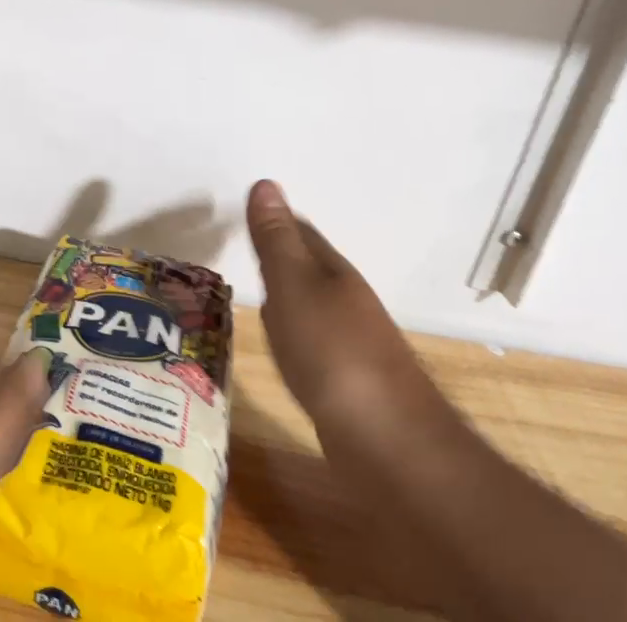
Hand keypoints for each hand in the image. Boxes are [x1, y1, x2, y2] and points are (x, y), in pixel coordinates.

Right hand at [247, 180, 626, 620]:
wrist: (387, 442)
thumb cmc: (333, 355)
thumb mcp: (294, 289)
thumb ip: (277, 241)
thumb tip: (266, 183)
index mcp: (334, 274)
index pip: (300, 232)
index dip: (273, 220)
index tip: (241, 211)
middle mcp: (347, 302)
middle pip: (309, 268)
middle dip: (279, 254)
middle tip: (239, 245)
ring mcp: (352, 342)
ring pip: (311, 305)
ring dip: (285, 294)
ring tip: (250, 291)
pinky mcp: (348, 380)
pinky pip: (312, 341)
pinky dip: (291, 332)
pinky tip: (278, 346)